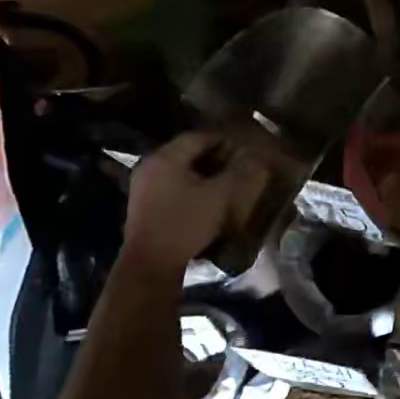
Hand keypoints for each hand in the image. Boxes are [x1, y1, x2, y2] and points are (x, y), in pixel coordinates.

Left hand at [122, 131, 270, 270]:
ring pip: (179, 166)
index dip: (225, 141)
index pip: (199, 137)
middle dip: (215, 155)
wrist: (151, 261)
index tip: (244, 151)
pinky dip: (190, 181)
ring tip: (225, 180)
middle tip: (238, 164)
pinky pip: (171, 180)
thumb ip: (238, 173)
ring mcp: (144, 183)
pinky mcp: (143, 200)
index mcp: (167, 158)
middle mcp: (151, 164)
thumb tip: (256, 158)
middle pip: (187, 150)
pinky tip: (205, 194)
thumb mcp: (219, 196)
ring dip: (203, 169)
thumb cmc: (186, 223)